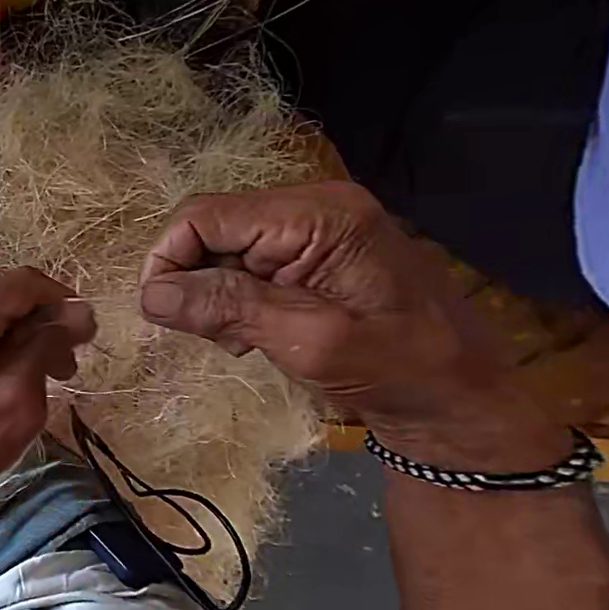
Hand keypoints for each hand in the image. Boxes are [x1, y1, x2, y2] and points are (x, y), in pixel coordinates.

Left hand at [0, 268, 97, 570]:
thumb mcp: (17, 401)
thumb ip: (45, 347)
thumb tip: (80, 311)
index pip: (23, 284)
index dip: (62, 301)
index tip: (87, 333)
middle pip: (8, 298)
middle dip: (46, 325)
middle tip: (68, 365)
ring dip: (28, 338)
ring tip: (51, 375)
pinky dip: (4, 346)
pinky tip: (21, 375)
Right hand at [138, 182, 567, 469]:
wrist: (458, 401)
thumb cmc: (398, 371)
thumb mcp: (310, 342)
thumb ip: (230, 308)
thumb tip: (150, 295)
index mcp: (317, 215)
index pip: (202, 216)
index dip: (168, 260)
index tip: (164, 313)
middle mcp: (308, 208)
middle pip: (206, 230)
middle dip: (193, 283)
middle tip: (218, 333)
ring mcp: (307, 231)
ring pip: (216, 251)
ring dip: (211, 297)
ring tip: (242, 339)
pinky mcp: (304, 255)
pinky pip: (237, 267)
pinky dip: (229, 302)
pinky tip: (253, 332)